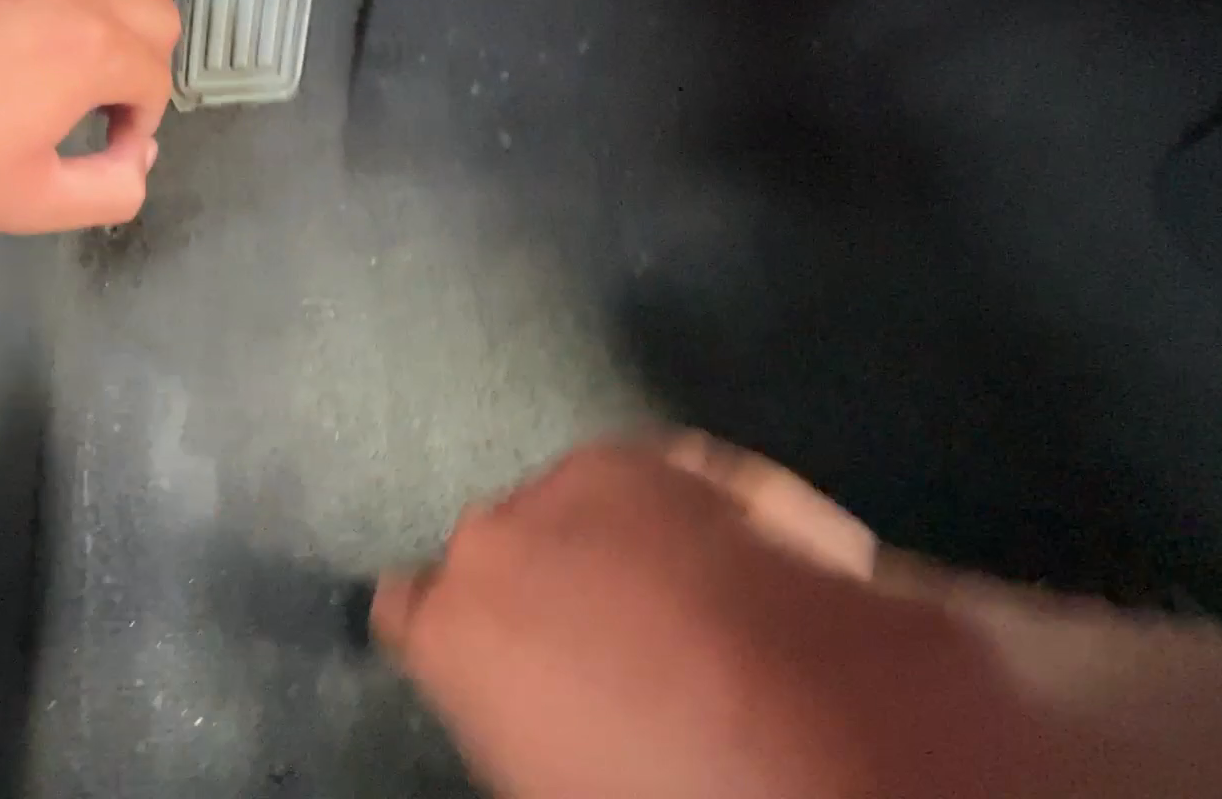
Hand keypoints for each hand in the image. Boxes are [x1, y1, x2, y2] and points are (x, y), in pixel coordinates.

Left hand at [0, 0, 178, 232]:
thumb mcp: (23, 202)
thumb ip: (109, 192)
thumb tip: (139, 160)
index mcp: (96, 50)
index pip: (156, 81)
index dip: (137, 122)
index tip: (100, 143)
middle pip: (153, 13)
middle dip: (136, 63)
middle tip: (87, 96)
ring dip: (103, 6)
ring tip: (53, 37)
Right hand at [370, 435, 1221, 798]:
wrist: (817, 739)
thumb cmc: (653, 787)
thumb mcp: (546, 773)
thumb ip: (511, 712)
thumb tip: (536, 698)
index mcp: (451, 624)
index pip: (404, 604)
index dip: (441, 626)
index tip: (481, 651)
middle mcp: (492, 539)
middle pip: (491, 550)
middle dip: (533, 582)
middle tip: (603, 638)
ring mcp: (574, 486)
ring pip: (565, 507)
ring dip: (598, 539)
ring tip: (676, 595)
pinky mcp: (661, 454)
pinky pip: (650, 484)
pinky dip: (676, 512)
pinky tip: (732, 558)